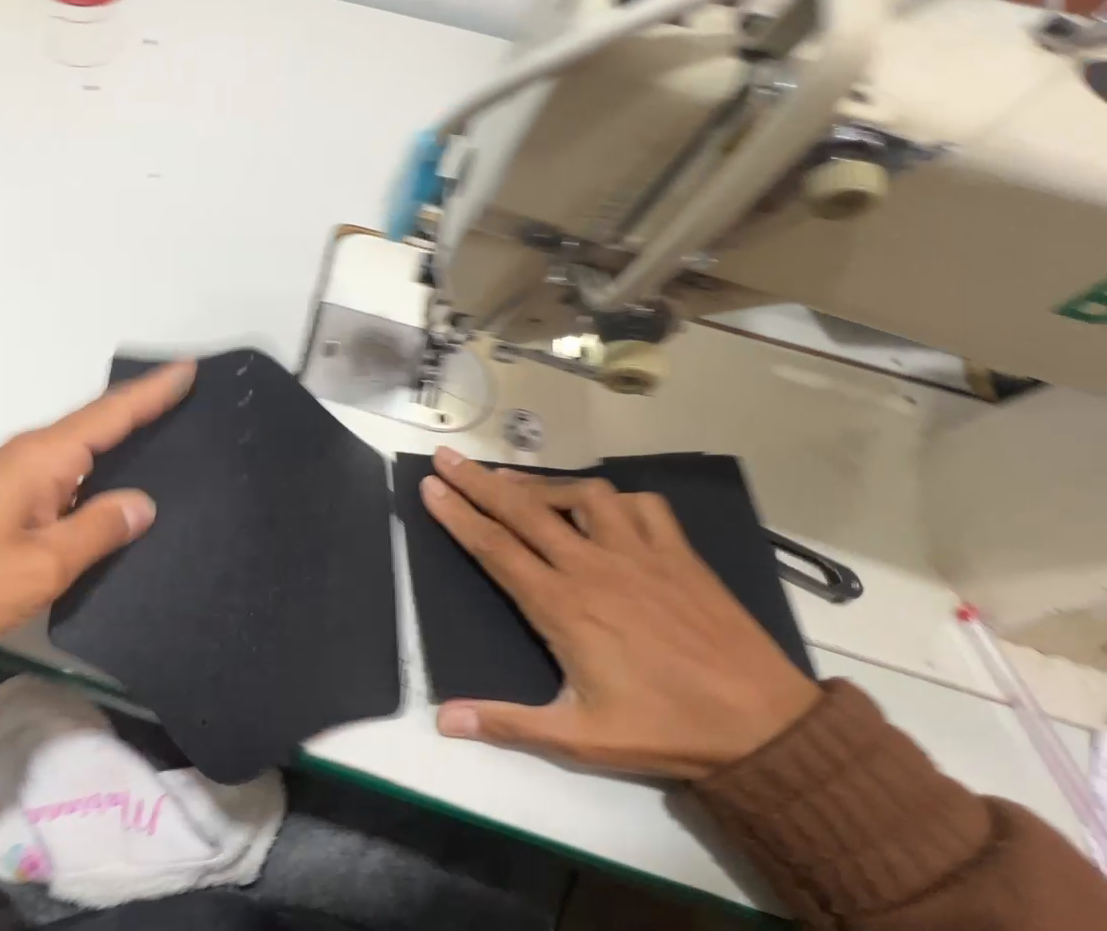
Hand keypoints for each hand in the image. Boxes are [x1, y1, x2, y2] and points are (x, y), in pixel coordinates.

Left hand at [0, 362, 195, 677]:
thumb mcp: (43, 566)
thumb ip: (99, 529)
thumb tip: (144, 502)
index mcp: (40, 459)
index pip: (109, 414)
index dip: (152, 392)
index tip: (191, 368)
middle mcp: (28, 457)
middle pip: (97, 424)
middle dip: (144, 410)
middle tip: (198, 405)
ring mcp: (14, 479)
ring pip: (82, 452)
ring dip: (123, 443)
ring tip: (176, 440)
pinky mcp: (7, 504)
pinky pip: (67, 477)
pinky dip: (99, 475)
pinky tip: (122, 494)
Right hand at [419, 448, 820, 778]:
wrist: (766, 727)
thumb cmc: (665, 730)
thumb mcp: (578, 737)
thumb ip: (506, 722)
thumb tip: (442, 720)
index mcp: (563, 606)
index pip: (495, 548)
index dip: (457, 514)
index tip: (430, 486)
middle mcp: (594, 567)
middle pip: (524, 510)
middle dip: (479, 481)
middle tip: (447, 458)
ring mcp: (641, 555)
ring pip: (581, 497)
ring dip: (541, 484)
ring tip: (513, 482)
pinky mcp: (680, 555)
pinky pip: (641, 506)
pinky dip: (612, 497)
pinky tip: (597, 504)